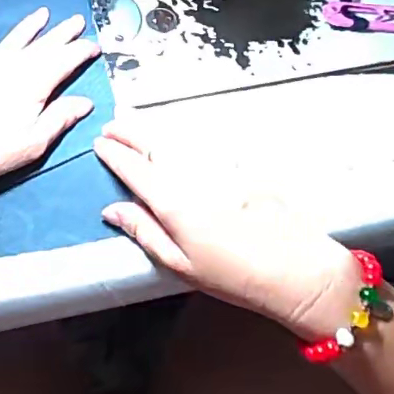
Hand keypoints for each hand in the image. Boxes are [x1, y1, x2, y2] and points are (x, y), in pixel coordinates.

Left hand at [0, 9, 100, 212]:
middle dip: (62, 33)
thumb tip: (83, 103)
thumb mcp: (34, 142)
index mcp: (34, 84)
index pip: (65, 61)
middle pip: (44, 45)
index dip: (81, 51)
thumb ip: (59, 118)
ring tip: (42, 14)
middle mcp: (13, 68)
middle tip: (76, 21)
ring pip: (14, 39)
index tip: (93, 45)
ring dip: (30, 26)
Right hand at [92, 120, 360, 341]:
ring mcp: (213, 166)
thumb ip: (142, 230)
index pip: (132, 167)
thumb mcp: (179, 263)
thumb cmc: (234, 275)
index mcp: (170, 201)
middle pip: (151, 143)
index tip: (99, 145)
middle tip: (111, 124)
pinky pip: (197, 142)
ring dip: (149, 126)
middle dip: (127, 130)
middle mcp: (189, 175)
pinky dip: (177, 133)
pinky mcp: (234, 165)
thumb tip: (112, 210)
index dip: (113, 153)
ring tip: (132, 118)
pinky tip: (171, 133)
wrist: (294, 267)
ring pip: (173, 137)